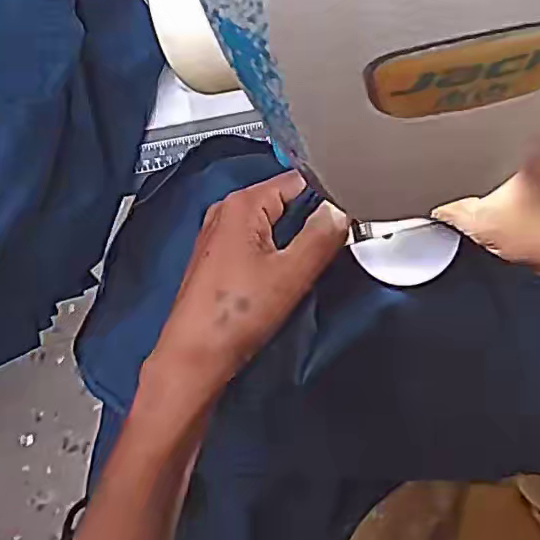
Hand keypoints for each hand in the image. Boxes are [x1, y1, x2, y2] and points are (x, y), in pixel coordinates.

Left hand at [148, 171, 350, 398]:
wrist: (193, 359)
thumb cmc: (233, 316)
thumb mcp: (292, 273)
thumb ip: (322, 235)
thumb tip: (341, 209)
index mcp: (242, 204)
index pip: (298, 180)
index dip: (326, 197)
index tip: (345, 217)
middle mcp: (226, 212)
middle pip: (285, 201)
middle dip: (310, 221)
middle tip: (329, 248)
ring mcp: (219, 236)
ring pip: (273, 225)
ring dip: (293, 242)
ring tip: (303, 267)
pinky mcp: (219, 259)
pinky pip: (258, 243)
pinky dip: (275, 255)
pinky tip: (282, 278)